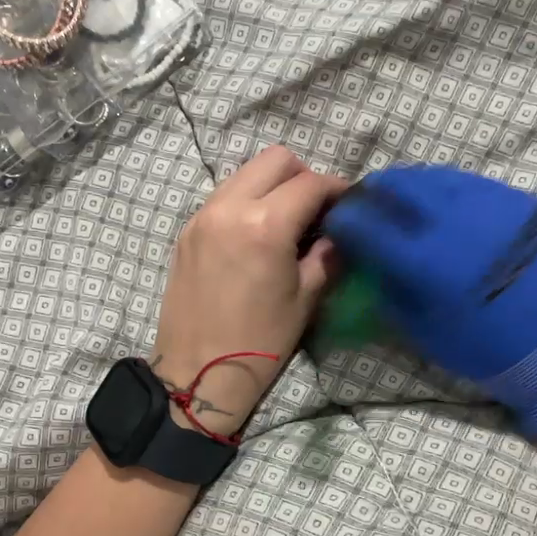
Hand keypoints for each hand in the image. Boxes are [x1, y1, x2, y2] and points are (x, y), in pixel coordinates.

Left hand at [150, 147, 345, 436]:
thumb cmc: (259, 343)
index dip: (338, 190)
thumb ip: (325, 254)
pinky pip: (223, 197)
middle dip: (303, 176)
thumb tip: (337, 232)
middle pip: (275, 160)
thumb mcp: (305, 299)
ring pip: (245, 174)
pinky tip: (257, 235)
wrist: (197, 374)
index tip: (350, 206)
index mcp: (265, 226)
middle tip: (317, 210)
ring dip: (272, 186)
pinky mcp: (187, 231)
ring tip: (287, 222)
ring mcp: (202, 217)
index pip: (310, 184)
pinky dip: (246, 202)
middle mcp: (229, 208)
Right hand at [321, 165, 536, 434]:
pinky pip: (465, 183)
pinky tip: (441, 206)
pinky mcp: (514, 199)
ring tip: (401, 203)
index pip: (365, 223)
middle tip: (367, 207)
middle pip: (397, 186)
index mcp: (424, 261)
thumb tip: (364, 261)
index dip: (344, 220)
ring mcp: (486, 203)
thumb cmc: (484, 346)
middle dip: (374, 194)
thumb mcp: (422, 329)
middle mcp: (451, 221)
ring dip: (407, 187)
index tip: (337, 223)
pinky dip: (442, 190)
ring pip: (431, 177)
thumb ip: (388, 289)